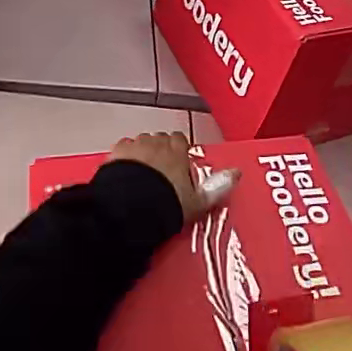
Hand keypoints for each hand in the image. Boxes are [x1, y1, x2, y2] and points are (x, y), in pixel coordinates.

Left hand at [109, 131, 237, 221]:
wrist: (129, 210)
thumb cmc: (164, 204)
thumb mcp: (196, 201)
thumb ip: (216, 187)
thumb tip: (236, 174)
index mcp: (178, 151)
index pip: (181, 140)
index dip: (179, 151)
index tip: (179, 164)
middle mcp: (157, 143)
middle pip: (160, 140)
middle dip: (161, 151)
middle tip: (161, 172)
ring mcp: (134, 147)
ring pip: (141, 143)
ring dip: (142, 153)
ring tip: (141, 174)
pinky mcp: (114, 155)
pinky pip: (121, 150)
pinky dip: (122, 159)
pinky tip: (122, 174)